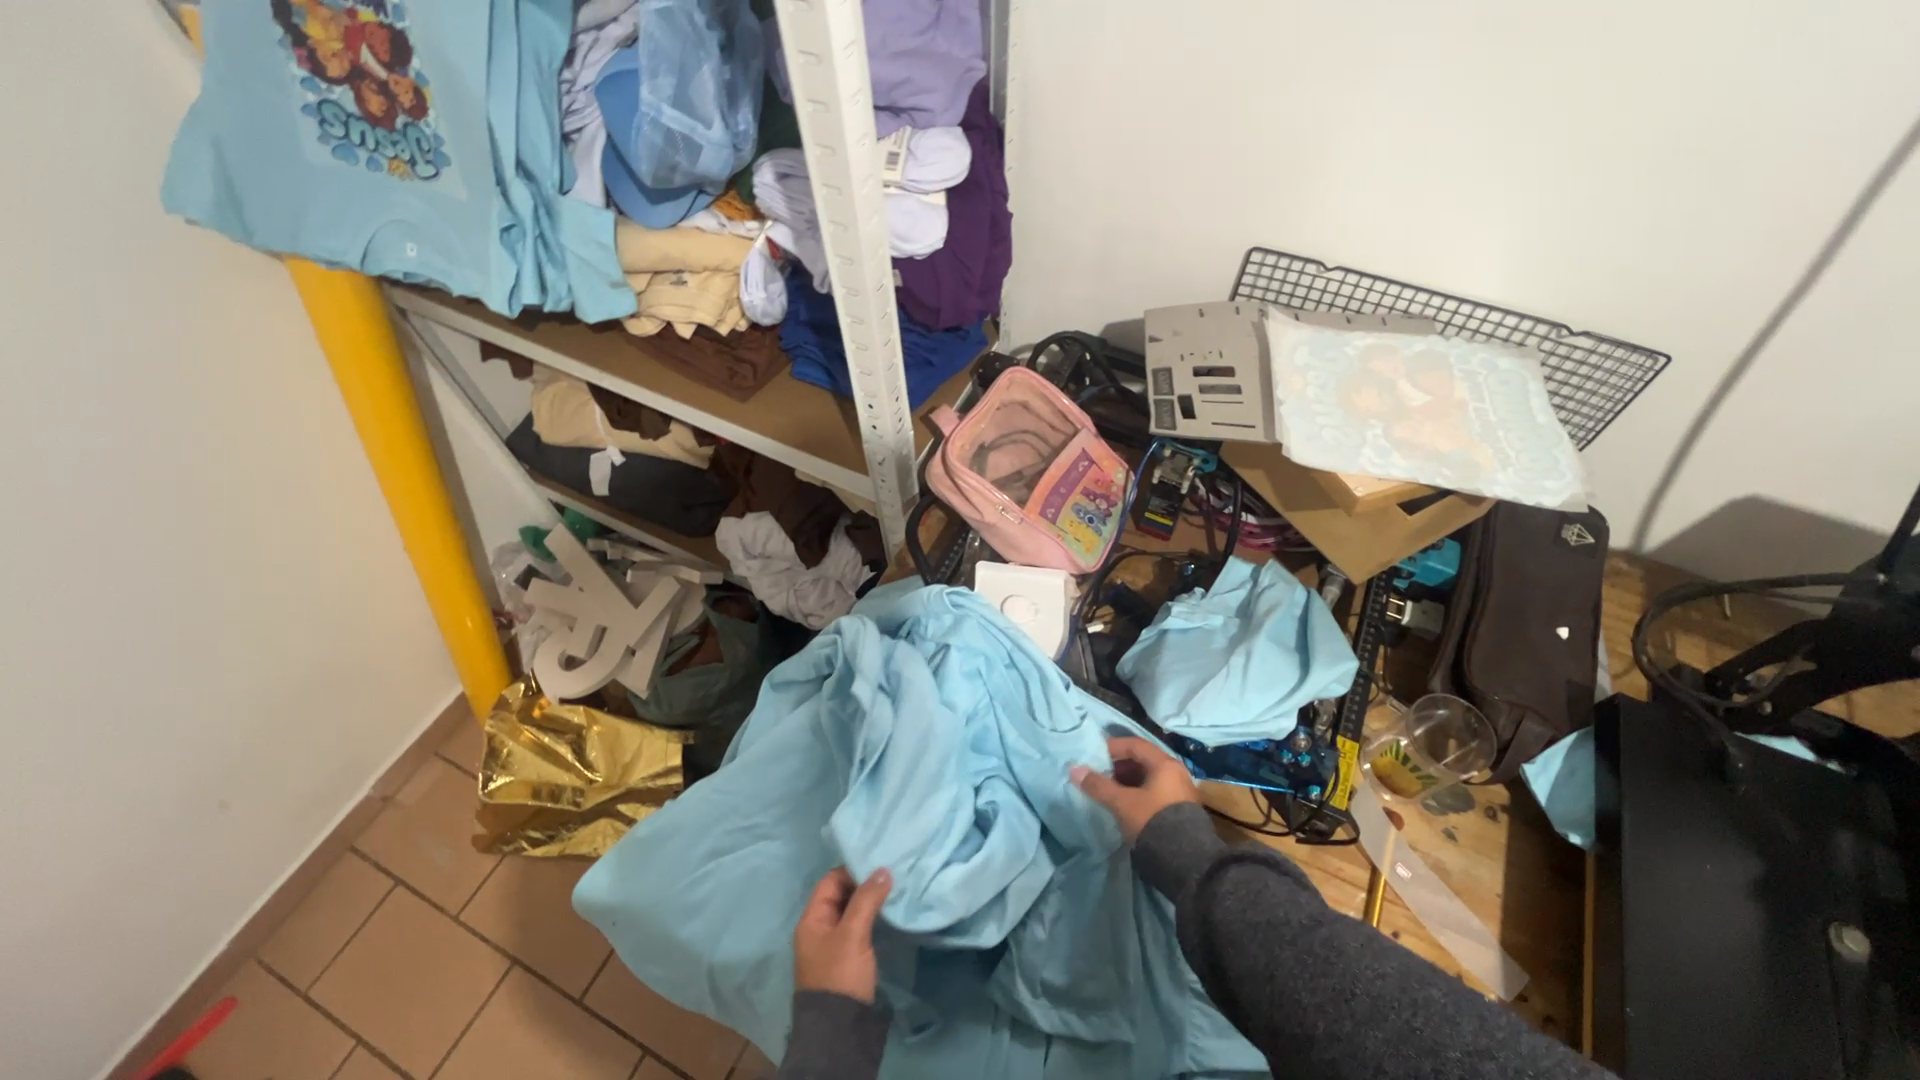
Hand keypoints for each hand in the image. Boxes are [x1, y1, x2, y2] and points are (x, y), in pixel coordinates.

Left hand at [793, 866, 891, 1003]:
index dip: (852, 870)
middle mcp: (818, 929)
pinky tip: (889, 914)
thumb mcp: (852, 934)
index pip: (830, 882)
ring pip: (851, 912)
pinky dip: (872, 918)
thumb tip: (882, 870)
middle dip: (863, 884)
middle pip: (840, 896)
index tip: (879, 864)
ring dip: (869, 902)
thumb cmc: (841, 975)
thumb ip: (866, 900)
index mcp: (811, 920)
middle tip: (892, 874)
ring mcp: (833, 945)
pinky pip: (859, 928)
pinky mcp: (848, 959)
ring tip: (895, 890)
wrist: (840, 1028)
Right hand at [1071, 736, 1200, 843]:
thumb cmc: (1152, 821)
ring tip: (1107, 791)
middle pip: (1142, 760)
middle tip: (1098, 773)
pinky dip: (1136, 793)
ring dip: (1126, 781)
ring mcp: (1179, 792)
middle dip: (1118, 765)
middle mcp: (1175, 773)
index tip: (1093, 755)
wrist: (1185, 860)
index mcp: (1164, 764)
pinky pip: (1153, 792)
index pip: (1135, 745)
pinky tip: (1123, 805)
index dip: (1112, 747)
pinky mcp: (1178, 809)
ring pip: (1147, 778)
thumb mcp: (1122, 803)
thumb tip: (1074, 770)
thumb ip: (1098, 786)